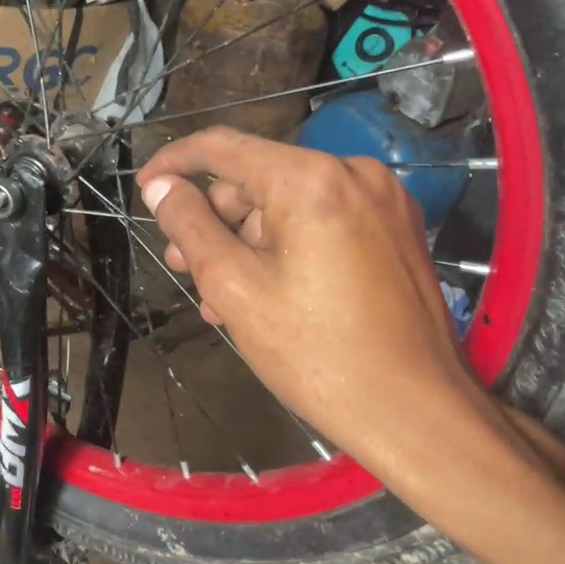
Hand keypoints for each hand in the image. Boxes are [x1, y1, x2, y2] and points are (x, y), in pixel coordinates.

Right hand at [136, 128, 489, 465]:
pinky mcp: (396, 227)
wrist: (420, 416)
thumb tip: (160, 185)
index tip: (144, 189)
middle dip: (213, 219)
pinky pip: (321, 219)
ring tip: (224, 298)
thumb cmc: (317, 353)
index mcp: (310, 180)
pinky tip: (266, 292)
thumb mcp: (233, 286)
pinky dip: (286, 245)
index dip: (173, 163)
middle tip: (183, 266)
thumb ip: (188, 225)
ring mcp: (382, 199)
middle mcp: (352, 172)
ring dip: (246, 241)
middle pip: (256, 177)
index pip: (222, 147)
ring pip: (287, 202)